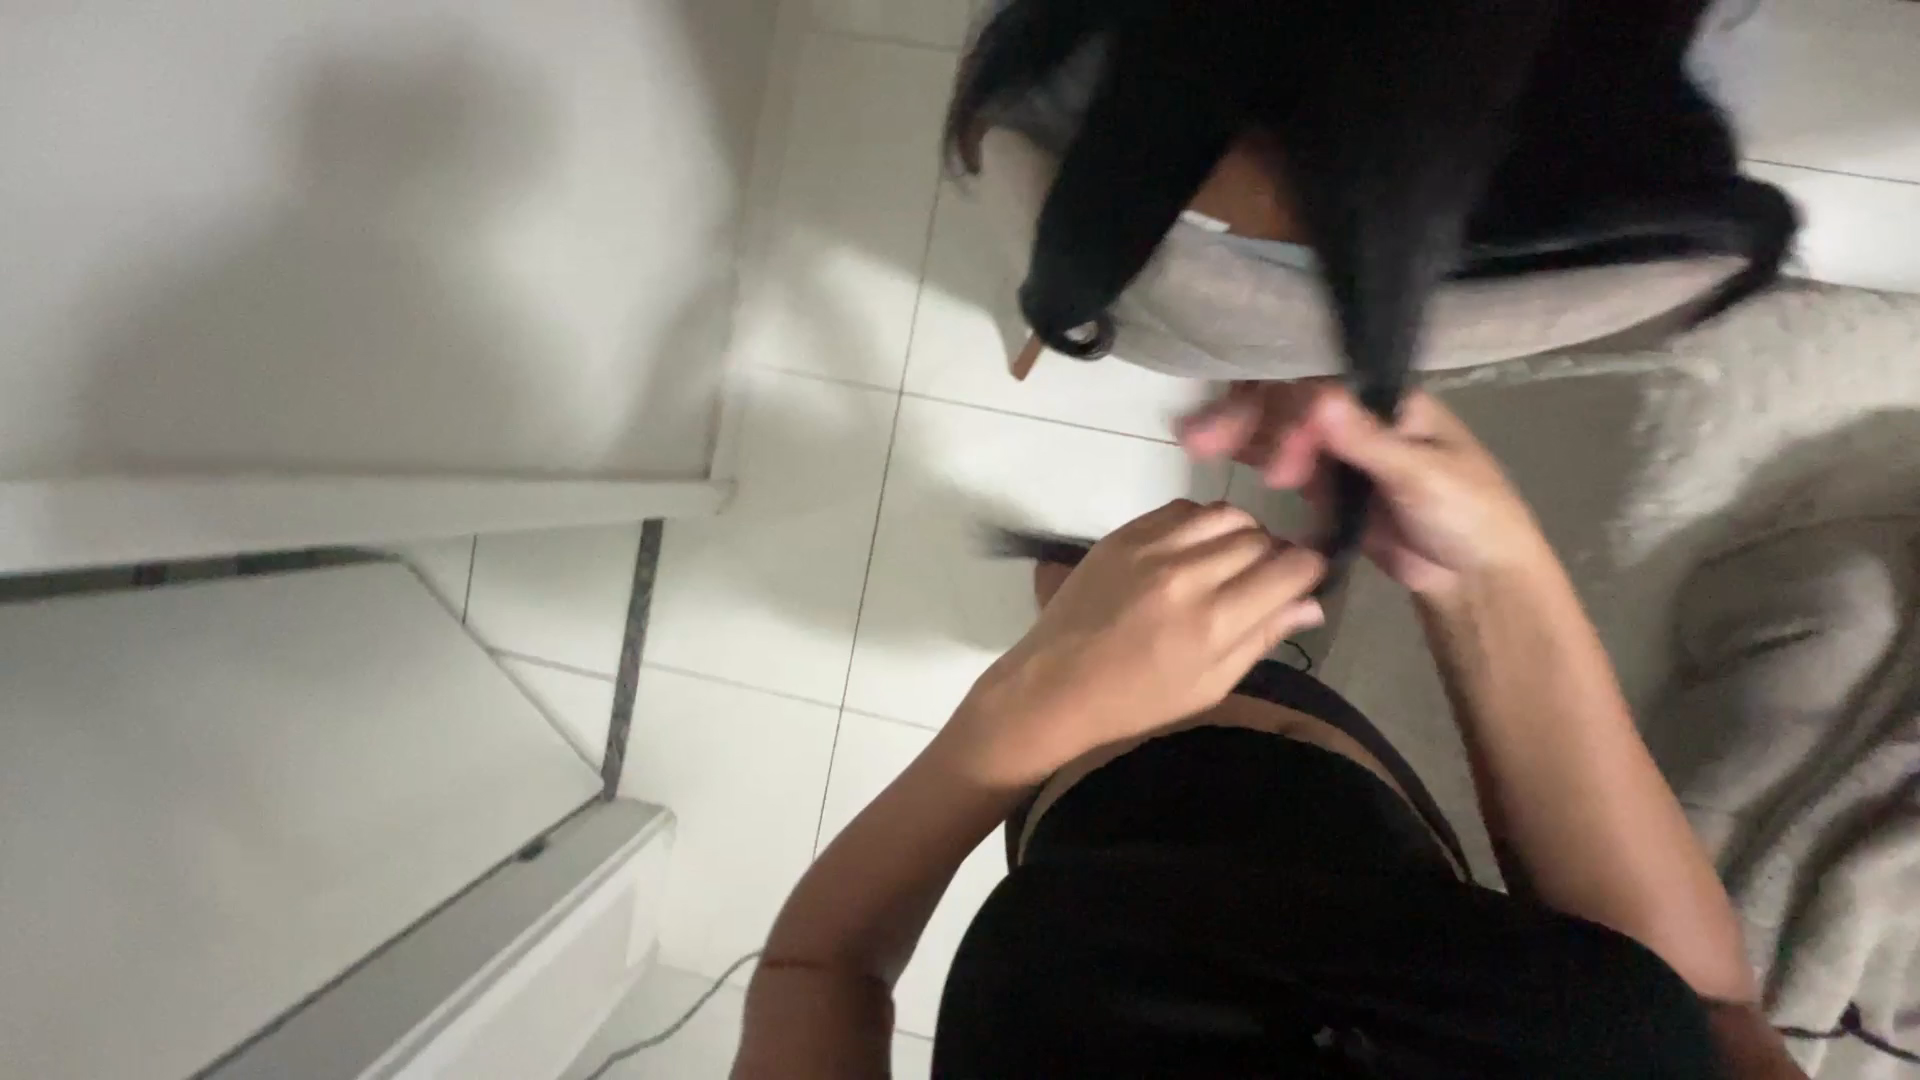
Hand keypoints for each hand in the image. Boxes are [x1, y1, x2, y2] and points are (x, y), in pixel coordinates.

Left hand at [956, 499, 1324, 781]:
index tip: (1303, 580)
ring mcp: (1149, 548)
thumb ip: (1262, 638)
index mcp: (1213, 621)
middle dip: (1275, 555)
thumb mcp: (1209, 685)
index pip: (1290, 568)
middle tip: (1264, 578)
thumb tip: (1311, 603)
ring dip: (1241, 532)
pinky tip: (1193, 548)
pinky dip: (1200, 523)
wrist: (1056, 683)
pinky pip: (1181, 509)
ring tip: (1230, 560)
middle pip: (1260, 538)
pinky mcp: (1122, 535)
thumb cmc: (1136, 700)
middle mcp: (1186, 574)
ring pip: (1224, 513)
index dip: (1308, 571)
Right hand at [1179, 380, 1551, 600]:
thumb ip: (1367, 441)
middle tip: (1199, 438)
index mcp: (1386, 401)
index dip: (1286, 410)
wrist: (1471, 574)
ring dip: (1236, 431)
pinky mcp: (1322, 482)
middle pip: (1289, 403)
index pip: (1321, 387)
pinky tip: (1212, 452)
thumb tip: (1317, 399)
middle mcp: (1355, 416)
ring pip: (1277, 429)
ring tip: (1194, 441)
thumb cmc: (1467, 513)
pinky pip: (1278, 460)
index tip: (1277, 455)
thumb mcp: (1421, 475)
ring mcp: (1336, 449)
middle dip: (1245, 417)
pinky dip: (1248, 454)